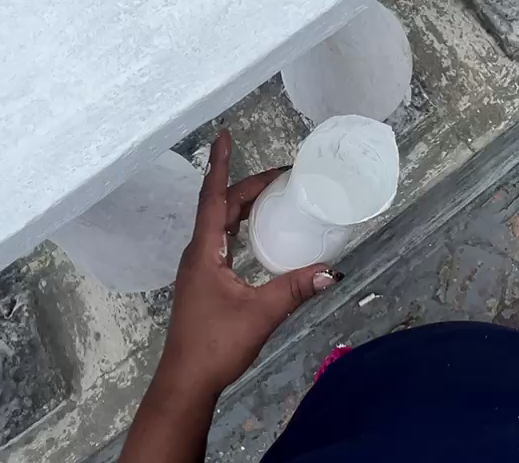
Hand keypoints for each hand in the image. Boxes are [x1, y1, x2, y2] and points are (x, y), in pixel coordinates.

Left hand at [155, 131, 339, 397]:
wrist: (185, 384)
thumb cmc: (215, 345)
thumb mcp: (261, 314)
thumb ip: (295, 289)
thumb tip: (333, 271)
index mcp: (205, 250)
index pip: (214, 196)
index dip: (220, 163)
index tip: (225, 134)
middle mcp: (198, 251)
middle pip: (222, 204)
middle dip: (248, 183)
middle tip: (282, 172)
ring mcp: (200, 265)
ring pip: (221, 220)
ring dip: (243, 201)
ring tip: (272, 190)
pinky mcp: (205, 279)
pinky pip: (222, 236)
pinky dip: (241, 222)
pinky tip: (258, 229)